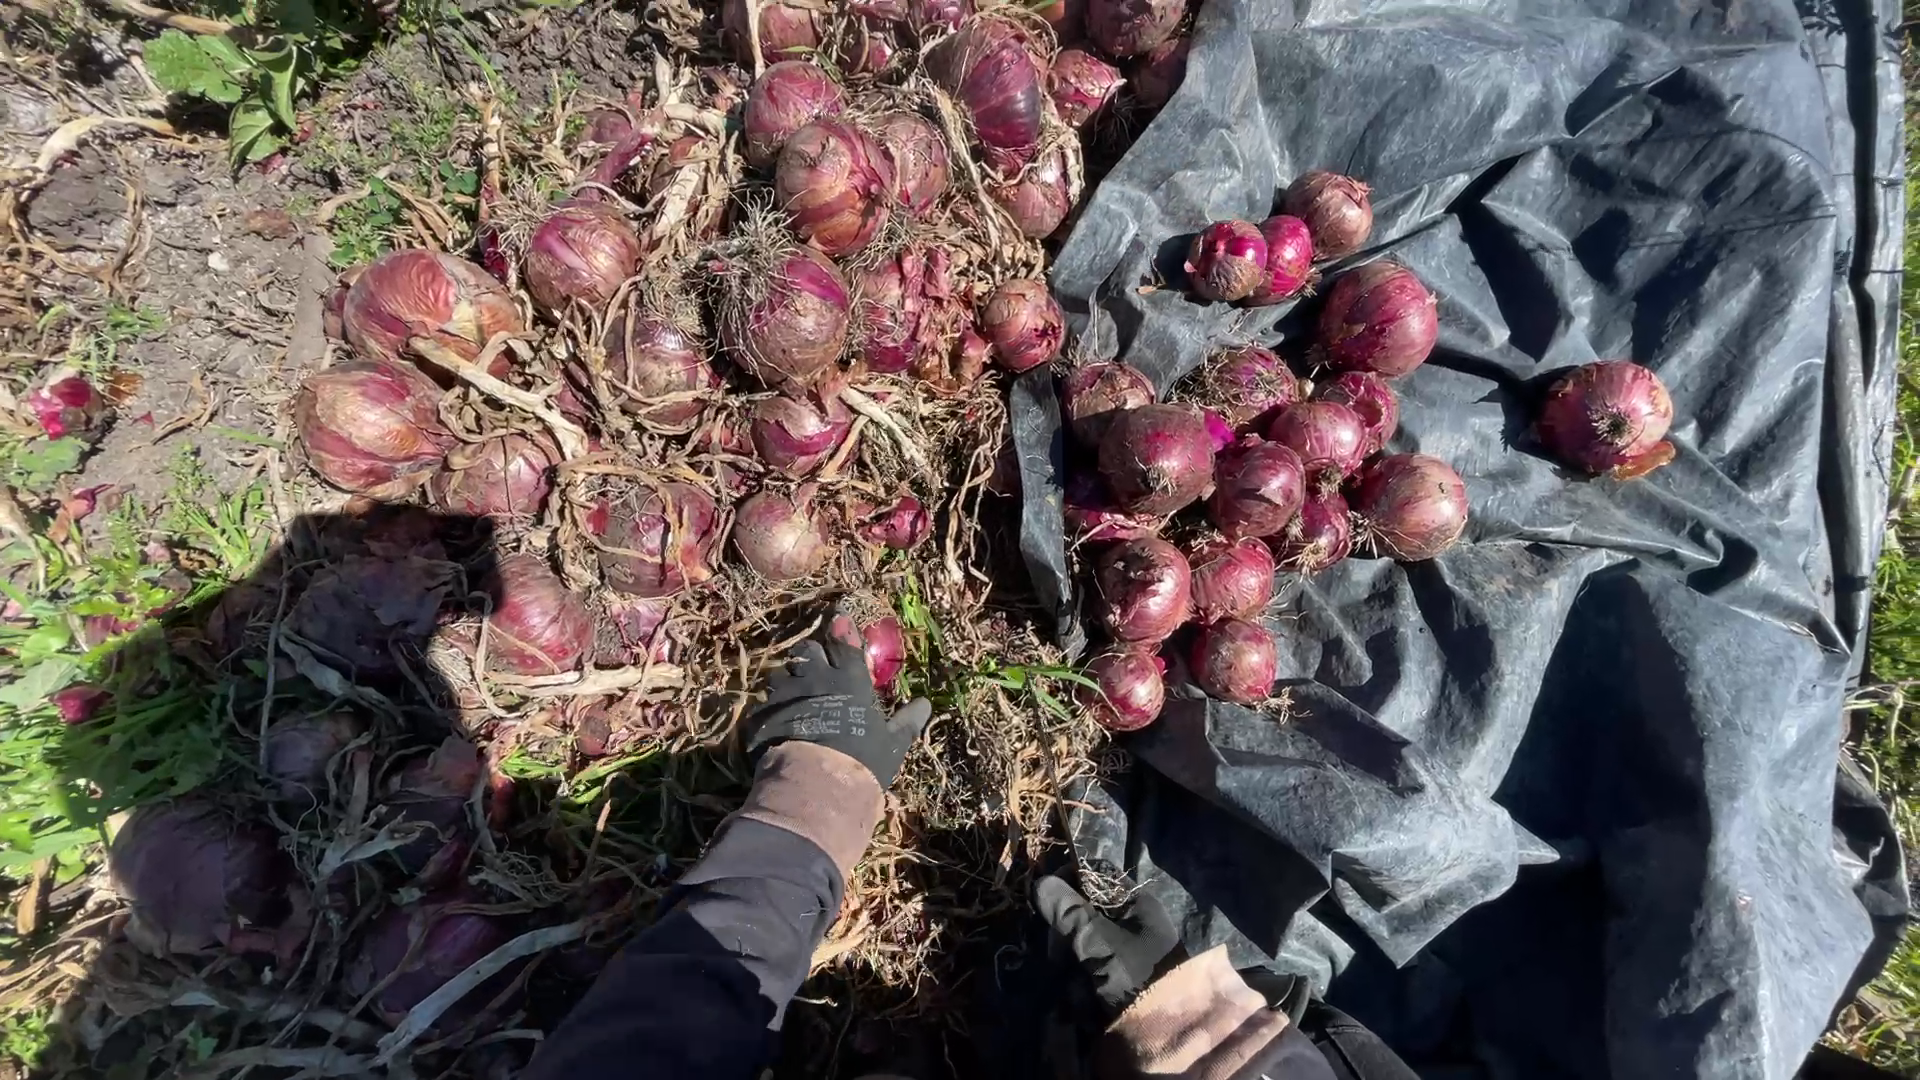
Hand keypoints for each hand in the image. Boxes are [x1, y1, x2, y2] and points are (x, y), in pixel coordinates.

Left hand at [744, 610, 930, 787]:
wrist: (816, 786)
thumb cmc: (862, 760)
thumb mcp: (893, 742)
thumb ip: (907, 721)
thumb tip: (925, 704)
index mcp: (849, 680)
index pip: (845, 644)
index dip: (842, 628)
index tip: (839, 616)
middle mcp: (816, 679)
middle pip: (809, 651)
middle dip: (812, 653)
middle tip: (816, 665)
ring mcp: (786, 694)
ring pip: (783, 673)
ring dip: (789, 679)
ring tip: (793, 693)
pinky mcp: (762, 715)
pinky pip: (765, 702)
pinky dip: (771, 707)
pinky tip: (775, 720)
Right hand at [1034, 874, 1182, 1013]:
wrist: (1169, 1035)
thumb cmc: (1137, 975)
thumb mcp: (1099, 941)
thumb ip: (1067, 911)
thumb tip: (1039, 882)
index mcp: (1134, 903)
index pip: (1095, 876)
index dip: (1067, 881)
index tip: (1045, 897)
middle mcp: (1130, 922)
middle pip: (1083, 911)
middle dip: (1065, 932)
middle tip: (1056, 953)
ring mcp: (1125, 952)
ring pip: (1082, 943)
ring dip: (1070, 962)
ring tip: (1069, 982)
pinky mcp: (1118, 980)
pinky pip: (1088, 970)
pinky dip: (1080, 984)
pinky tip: (1080, 1001)